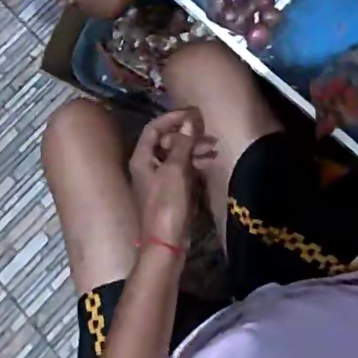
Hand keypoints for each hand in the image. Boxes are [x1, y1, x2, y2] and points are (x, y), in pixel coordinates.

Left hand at [128, 109, 212, 248]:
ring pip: (177, 155)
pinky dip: (195, 164)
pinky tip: (210, 164)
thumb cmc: (167, 204)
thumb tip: (189, 120)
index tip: (192, 114)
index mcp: (142, 158)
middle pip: (167, 141)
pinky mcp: (171, 191)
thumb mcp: (176, 170)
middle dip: (188, 136)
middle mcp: (148, 166)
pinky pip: (183, 170)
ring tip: (214, 150)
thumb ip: (183, 143)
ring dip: (194, 150)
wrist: (166, 243)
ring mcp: (160, 179)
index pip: (154, 128)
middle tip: (209, 136)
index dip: (172, 118)